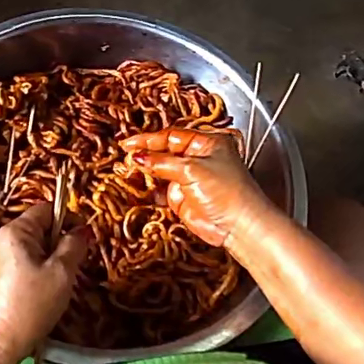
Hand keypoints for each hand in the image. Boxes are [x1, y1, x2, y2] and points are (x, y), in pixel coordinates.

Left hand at [0, 202, 89, 363]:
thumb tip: (83, 229)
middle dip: (61, 240)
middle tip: (76, 261)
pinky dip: (40, 267)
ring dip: (53, 256)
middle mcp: (3, 238)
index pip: (45, 209)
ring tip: (64, 277)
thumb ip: (74, 246)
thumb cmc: (31, 304)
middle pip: (39, 226)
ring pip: (34, 245)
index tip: (84, 236)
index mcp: (15, 231)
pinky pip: (25, 259)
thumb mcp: (61, 273)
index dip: (68, 217)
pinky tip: (48, 287)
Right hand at [120, 128, 275, 248]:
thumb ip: (161, 162)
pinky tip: (137, 185)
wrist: (237, 226)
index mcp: (206, 143)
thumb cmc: (226, 191)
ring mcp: (189, 178)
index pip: (171, 136)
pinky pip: (160, 190)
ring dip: (145, 172)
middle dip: (145, 155)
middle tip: (126, 156)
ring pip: (159, 171)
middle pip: (164, 152)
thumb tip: (138, 156)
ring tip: (127, 171)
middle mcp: (197, 158)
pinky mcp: (182, 198)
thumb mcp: (191, 169)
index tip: (129, 143)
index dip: (148, 140)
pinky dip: (149, 189)